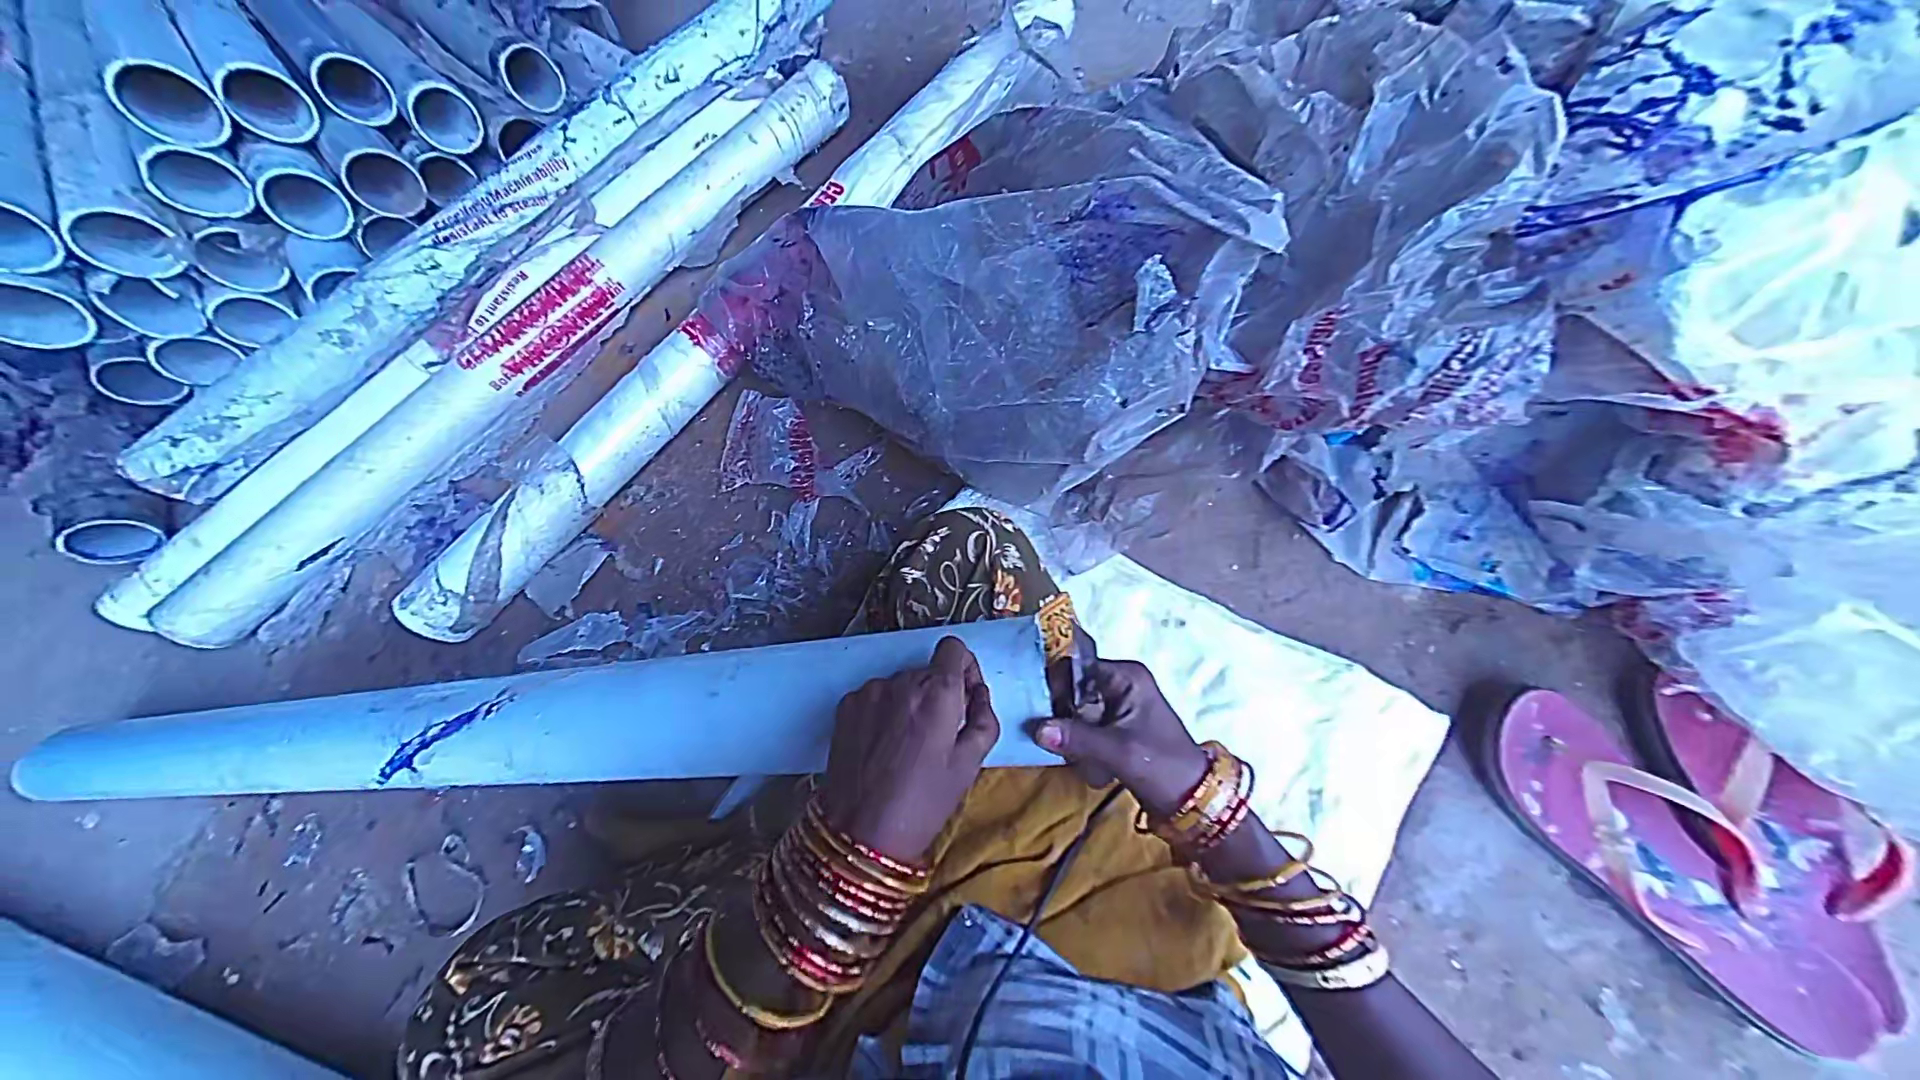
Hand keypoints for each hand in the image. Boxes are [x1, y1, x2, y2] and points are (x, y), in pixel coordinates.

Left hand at [819, 636, 998, 860]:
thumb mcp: (969, 764)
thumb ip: (983, 718)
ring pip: (900, 684)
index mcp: (937, 693)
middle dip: (937, 693)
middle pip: (927, 670)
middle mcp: (901, 681)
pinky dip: (882, 712)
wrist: (861, 833)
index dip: (963, 667)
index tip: (964, 694)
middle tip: (937, 735)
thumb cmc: (922, 803)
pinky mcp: (845, 706)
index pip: (953, 648)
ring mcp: (869, 691)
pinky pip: (874, 697)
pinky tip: (883, 747)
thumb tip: (978, 694)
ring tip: (906, 746)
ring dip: (908, 703)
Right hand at [1035, 659, 1208, 816]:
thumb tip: (1035, 728)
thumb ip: (1075, 737)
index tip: (1038, 708)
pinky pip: (1084, 727)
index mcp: (1126, 676)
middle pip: (1073, 689)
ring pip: (1075, 710)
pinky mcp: (1115, 727)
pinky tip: (1089, 766)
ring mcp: (1118, 705)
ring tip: (1074, 757)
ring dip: (1071, 735)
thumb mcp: (1116, 751)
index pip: (1076, 666)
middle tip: (1050, 738)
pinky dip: (1081, 745)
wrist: (1192, 800)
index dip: (1055, 685)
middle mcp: (1121, 683)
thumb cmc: (1161, 766)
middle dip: (1061, 715)